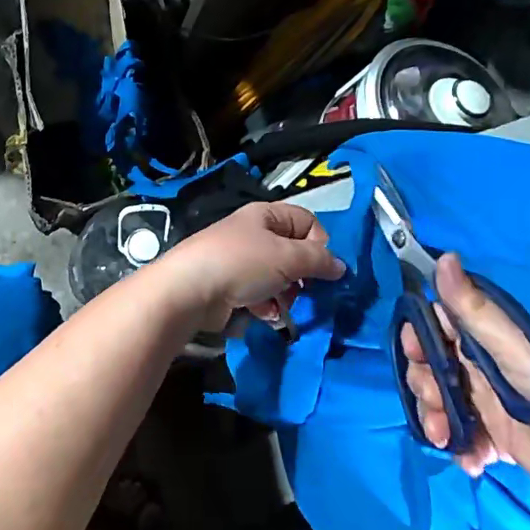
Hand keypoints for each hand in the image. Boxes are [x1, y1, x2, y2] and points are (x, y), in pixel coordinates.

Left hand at [155, 202, 346, 330]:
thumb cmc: (242, 263)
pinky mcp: (230, 287)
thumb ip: (319, 260)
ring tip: (282, 307)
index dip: (320, 244)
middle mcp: (254, 234)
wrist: (187, 292)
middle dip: (302, 275)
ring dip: (286, 295)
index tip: (323, 268)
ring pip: (279, 277)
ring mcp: (241, 261)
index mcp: (266, 215)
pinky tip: (265, 315)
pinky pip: (260, 293)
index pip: (307, 222)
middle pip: (293, 252)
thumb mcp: (288, 257)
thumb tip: (341, 267)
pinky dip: (267, 305)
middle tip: (305, 292)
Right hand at [401, 254, 529, 511]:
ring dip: (436, 418)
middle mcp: (488, 361)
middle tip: (438, 404)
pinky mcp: (500, 438)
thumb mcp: (520, 352)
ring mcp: (492, 400)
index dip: (420, 335)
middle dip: (424, 383)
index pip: (442, 321)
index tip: (415, 355)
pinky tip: (474, 462)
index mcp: (494, 332)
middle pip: (434, 363)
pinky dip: (460, 448)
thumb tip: (444, 257)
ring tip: (449, 440)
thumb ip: (477, 312)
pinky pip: (462, 436)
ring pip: (443, 400)